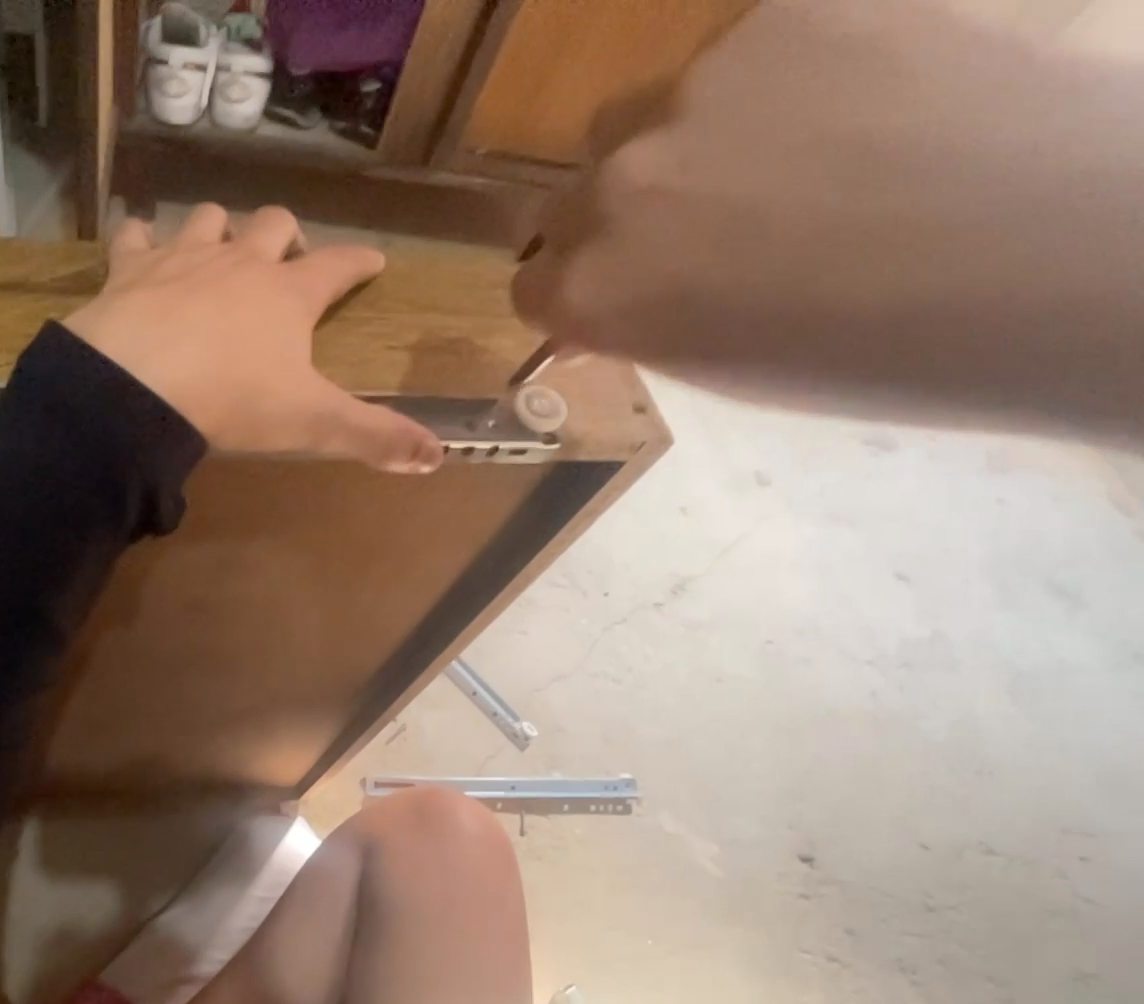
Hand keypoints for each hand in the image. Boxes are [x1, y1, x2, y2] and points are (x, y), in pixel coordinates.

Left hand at [63, 205, 443, 473]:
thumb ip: (374, 437)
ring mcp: (183, 259)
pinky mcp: (130, 269)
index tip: (373, 260)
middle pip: (273, 224)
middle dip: (286, 236)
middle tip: (287, 257)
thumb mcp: (312, 424)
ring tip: (220, 247)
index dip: (358, 262)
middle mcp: (240, 262)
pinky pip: (135, 236)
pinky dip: (139, 237)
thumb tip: (436, 455)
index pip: (338, 266)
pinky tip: (140, 243)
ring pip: (209, 219)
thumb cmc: (233, 402)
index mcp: (288, 296)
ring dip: (219, 228)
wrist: (139, 388)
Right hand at [513, 0, 1143, 434]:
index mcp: (594, 295)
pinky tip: (859, 103)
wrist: (1074, 256)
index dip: (576, 289)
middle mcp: (612, 192)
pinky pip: (743, 53)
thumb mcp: (722, 366)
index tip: (625, 291)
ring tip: (789, 156)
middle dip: (619, 217)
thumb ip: (639, 318)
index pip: (532, 284)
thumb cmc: (885, 355)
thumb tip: (609, 289)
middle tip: (710, 226)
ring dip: (683, 142)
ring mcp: (691, 95)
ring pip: (645, 115)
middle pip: (571, 197)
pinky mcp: (781, 16)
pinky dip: (779, 80)